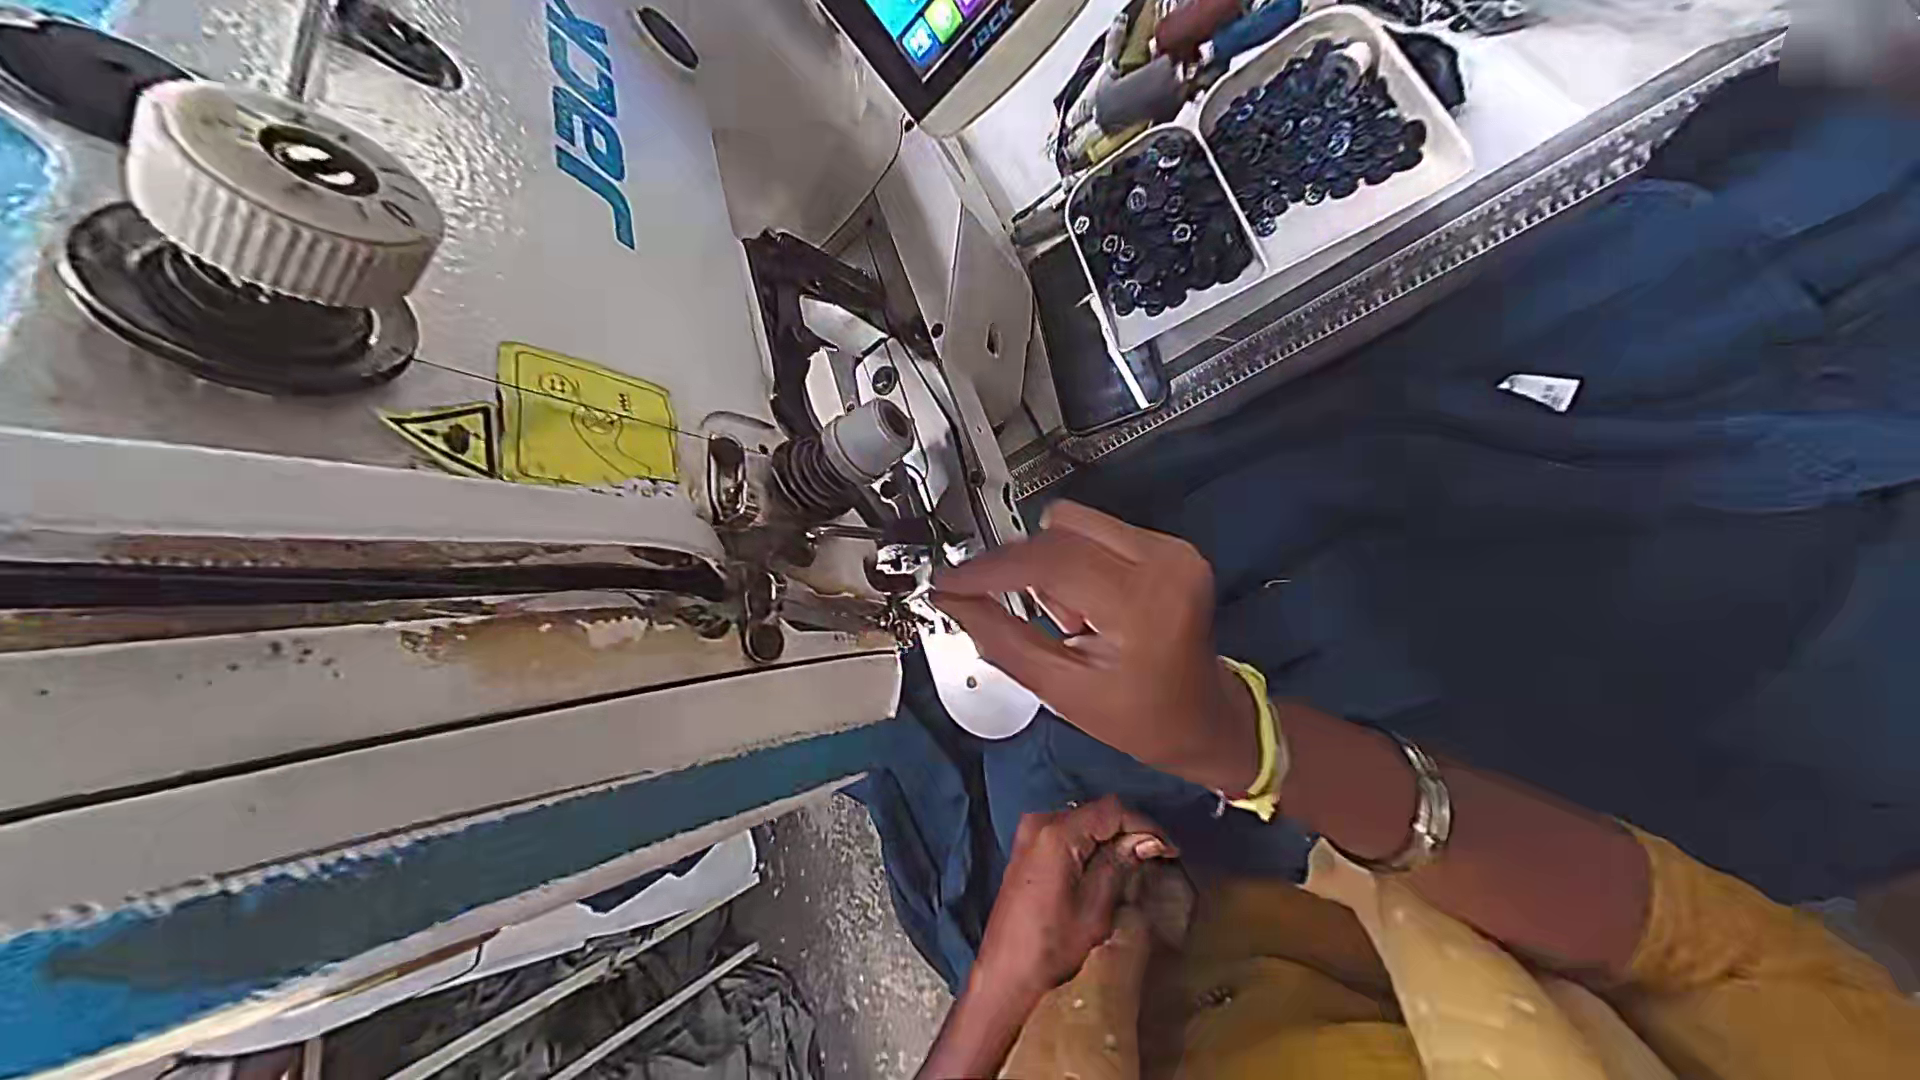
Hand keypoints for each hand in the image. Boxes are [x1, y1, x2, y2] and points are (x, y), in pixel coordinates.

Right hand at [932, 501, 1259, 791]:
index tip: (951, 580)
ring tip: (1070, 616)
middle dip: (1022, 570)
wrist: (1203, 716)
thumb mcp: (1060, 688)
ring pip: (1072, 524)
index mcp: (1142, 604)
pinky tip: (1087, 603)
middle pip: (1056, 533)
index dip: (988, 570)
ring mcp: (1171, 548)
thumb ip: (1000, 637)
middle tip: (1023, 612)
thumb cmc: (1141, 716)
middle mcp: (1164, 561)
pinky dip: (1074, 561)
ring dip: (1050, 564)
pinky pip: (1095, 531)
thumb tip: (954, 600)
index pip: (1047, 562)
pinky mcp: (1167, 545)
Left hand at [971, 796, 1174, 1001]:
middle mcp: (1040, 822)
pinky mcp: (1027, 847)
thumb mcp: (1094, 909)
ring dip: (1110, 835)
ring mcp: (1030, 833)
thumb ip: (1118, 865)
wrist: (1005, 971)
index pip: (1110, 810)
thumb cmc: (1050, 946)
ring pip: (1082, 820)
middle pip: (1095, 812)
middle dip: (1128, 829)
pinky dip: (1090, 842)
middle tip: (1157, 854)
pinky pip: (1067, 832)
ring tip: (1138, 859)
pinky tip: (1108, 861)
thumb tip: (1146, 841)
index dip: (1143, 824)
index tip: (1168, 848)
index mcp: (1056, 833)